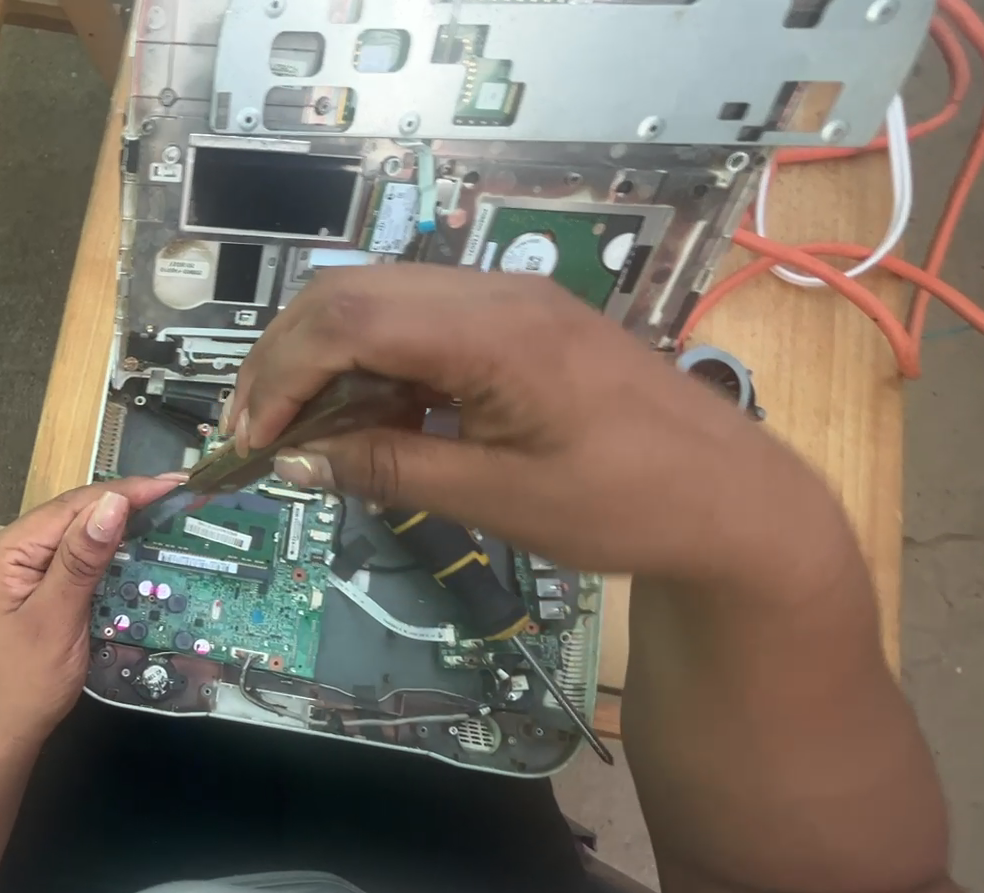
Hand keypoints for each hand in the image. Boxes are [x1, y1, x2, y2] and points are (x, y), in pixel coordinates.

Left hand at [0, 475, 183, 750]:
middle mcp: (16, 548)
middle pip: (77, 512)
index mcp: (9, 549)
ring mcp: (30, 565)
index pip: (72, 506)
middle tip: (181, 495)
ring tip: (170, 512)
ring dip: (124, 522)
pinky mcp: (45, 582)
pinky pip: (82, 554)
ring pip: (83, 530)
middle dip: (128, 501)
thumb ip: (81, 560)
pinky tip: (141, 544)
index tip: (173, 485)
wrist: (9, 726)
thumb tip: (113, 503)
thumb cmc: (28, 679)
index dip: (124, 492)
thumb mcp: (56, 618)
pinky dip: (114, 548)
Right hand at [227, 265, 852, 588]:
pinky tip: (352, 419)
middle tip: (250, 431)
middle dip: (280, 361)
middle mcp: (490, 295)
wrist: (733, 502)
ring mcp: (498, 303)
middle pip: (346, 295)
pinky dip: (357, 369)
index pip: (347, 323)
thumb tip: (291, 461)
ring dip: (312, 361)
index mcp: (493, 332)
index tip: (252, 442)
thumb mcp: (494, 499)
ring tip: (287, 428)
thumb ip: (385, 469)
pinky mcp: (502, 326)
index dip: (280, 379)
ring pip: (368, 303)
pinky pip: (403, 327)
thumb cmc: (623, 506)